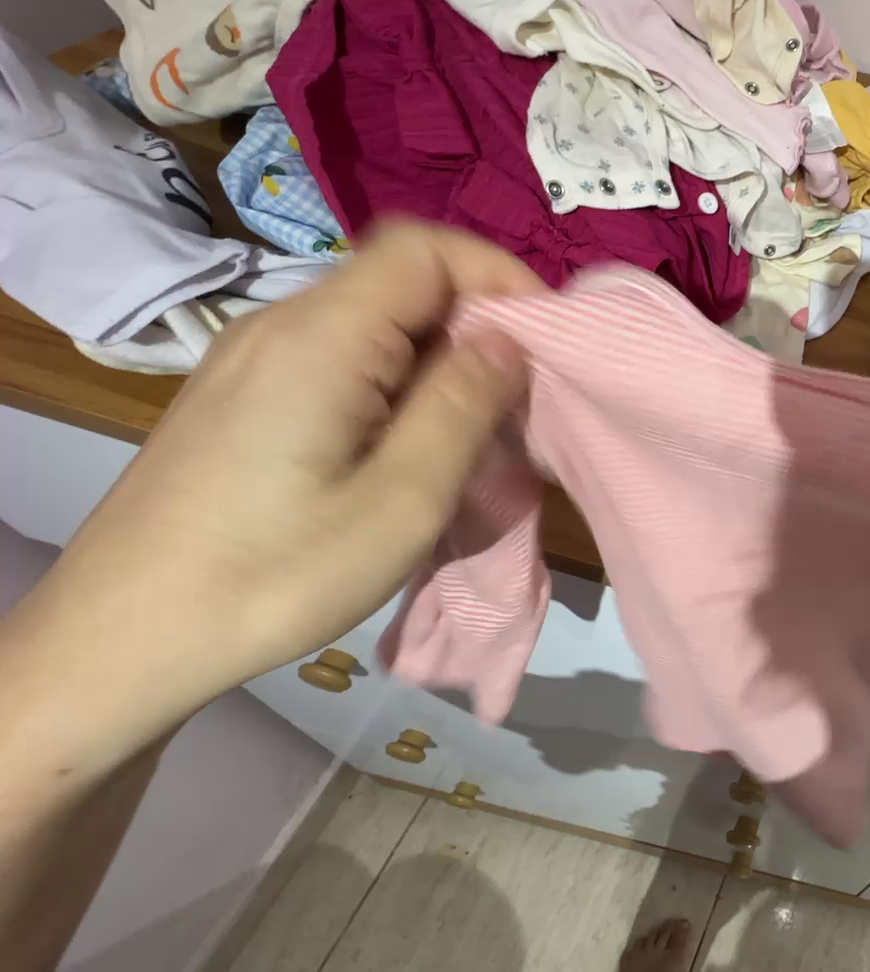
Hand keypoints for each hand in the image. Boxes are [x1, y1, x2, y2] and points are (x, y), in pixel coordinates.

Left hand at [2, 219, 543, 735]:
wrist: (131, 635)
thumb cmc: (279, 573)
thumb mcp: (403, 497)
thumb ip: (463, 406)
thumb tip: (508, 342)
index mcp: (320, 340)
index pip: (422, 251)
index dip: (499, 276)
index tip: (550, 342)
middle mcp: (282, 328)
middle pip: (403, 282)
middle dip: (485, 323)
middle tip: (531, 399)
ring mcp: (258, 360)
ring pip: (380, 323)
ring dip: (450, 358)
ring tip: (487, 428)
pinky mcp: (251, 395)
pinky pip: (351, 358)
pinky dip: (409, 381)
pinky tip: (423, 442)